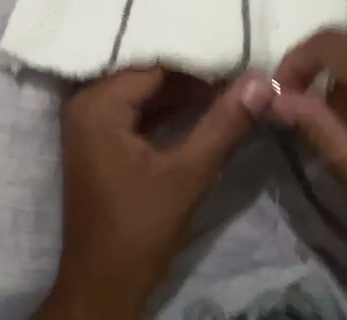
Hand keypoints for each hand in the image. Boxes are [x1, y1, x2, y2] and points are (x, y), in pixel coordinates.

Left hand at [36, 68, 273, 319]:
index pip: (153, 65)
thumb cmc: (139, 230)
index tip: (237, 60)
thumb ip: (222, 125)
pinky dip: (164, 109)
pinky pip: (133, 109)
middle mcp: (84, 101)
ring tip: (227, 86)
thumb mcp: (187, 175)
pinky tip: (202, 108)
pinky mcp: (96, 136)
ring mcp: (88, 119)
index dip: (196, 63)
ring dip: (180, 92)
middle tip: (236, 70)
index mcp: (97, 103)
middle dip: (189, 74)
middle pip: (144, 74)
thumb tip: (261, 82)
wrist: (102, 285)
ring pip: (141, 91)